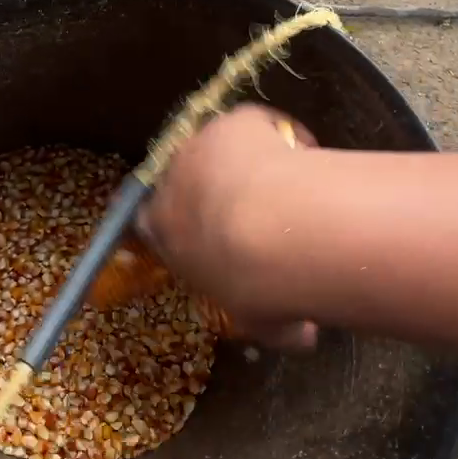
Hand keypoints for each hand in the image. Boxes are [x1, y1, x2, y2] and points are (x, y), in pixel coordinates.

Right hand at [139, 104, 320, 349]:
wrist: (272, 234)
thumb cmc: (254, 285)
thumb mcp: (258, 318)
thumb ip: (273, 324)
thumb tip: (300, 335)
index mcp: (162, 229)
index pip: (151, 219)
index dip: (179, 220)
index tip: (205, 230)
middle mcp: (170, 182)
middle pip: (187, 177)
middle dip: (214, 187)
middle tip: (255, 206)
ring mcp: (198, 146)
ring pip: (220, 145)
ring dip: (246, 159)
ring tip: (289, 180)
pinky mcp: (231, 122)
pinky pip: (256, 124)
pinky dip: (281, 136)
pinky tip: (307, 154)